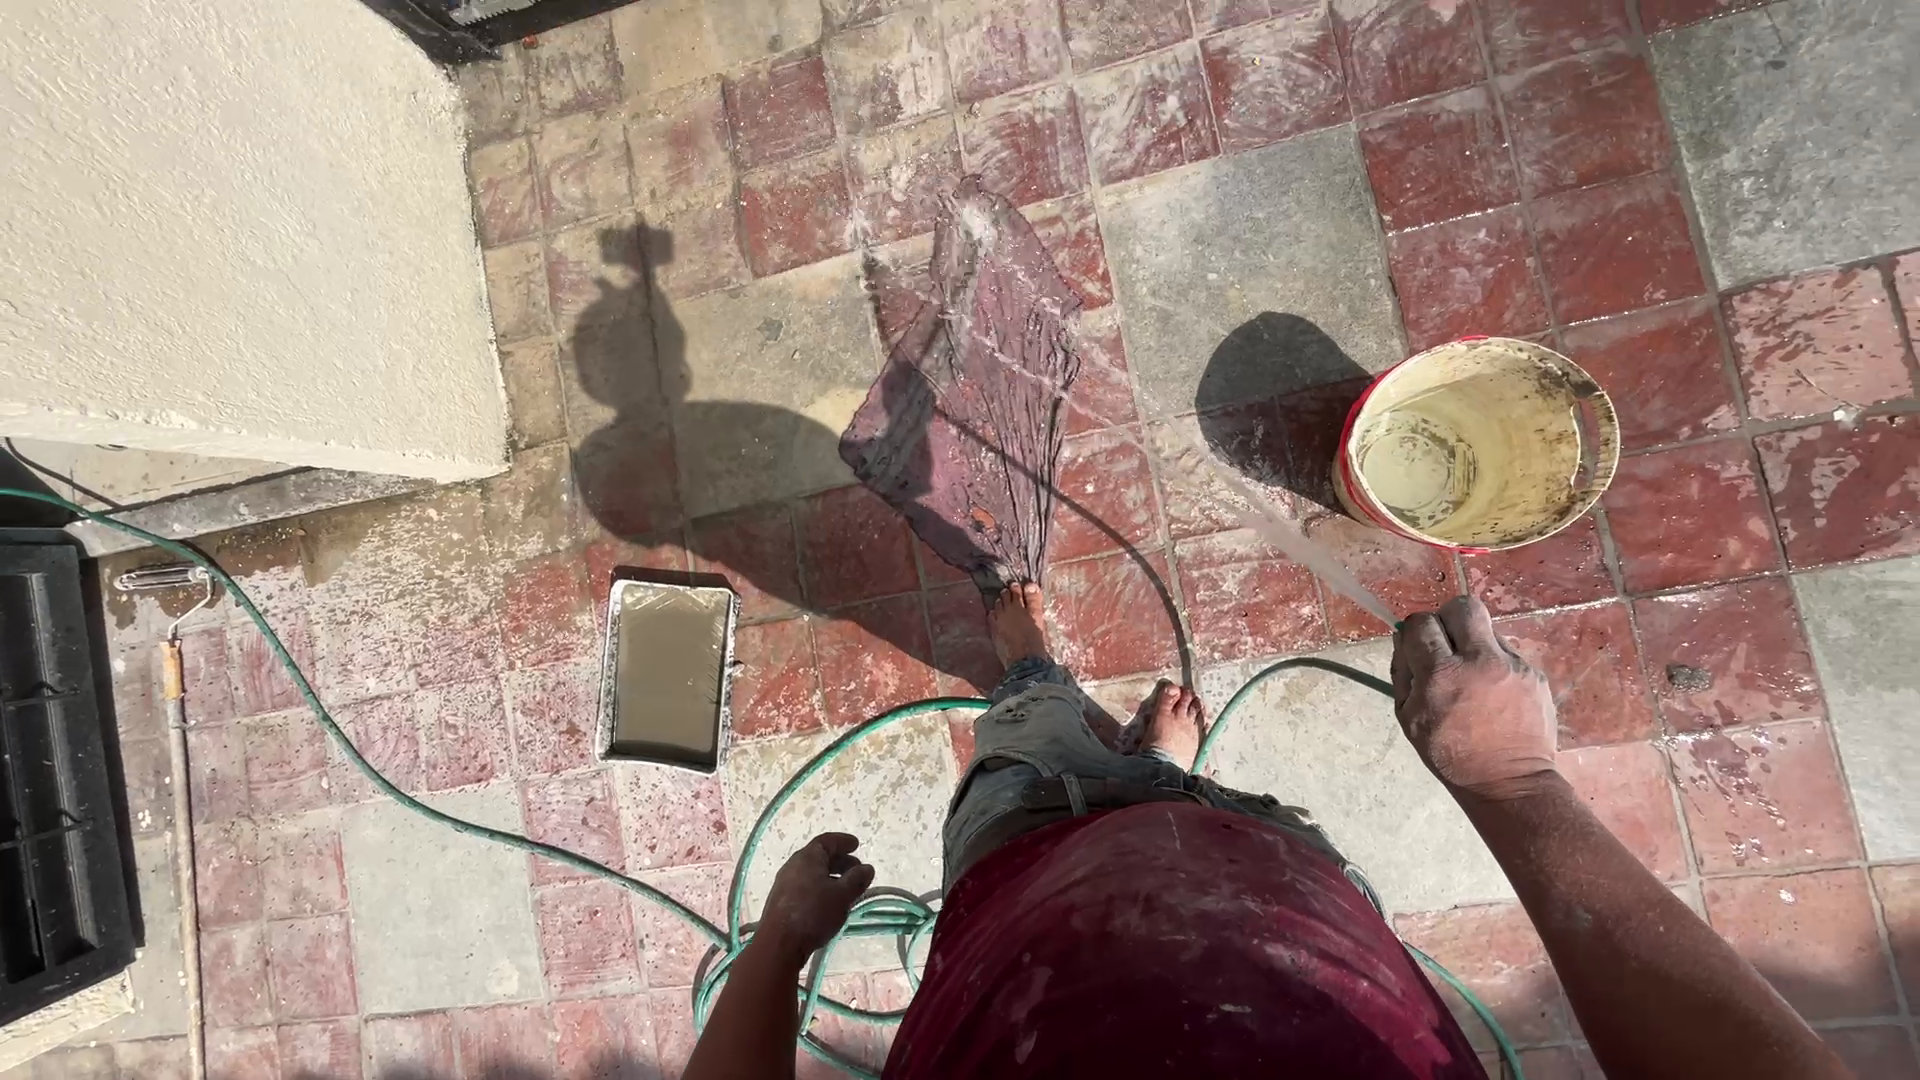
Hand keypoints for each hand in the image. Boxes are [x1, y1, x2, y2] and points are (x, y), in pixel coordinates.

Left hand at [757, 833, 875, 963]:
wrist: (778, 946)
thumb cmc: (813, 913)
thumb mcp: (842, 895)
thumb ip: (857, 880)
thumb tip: (867, 868)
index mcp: (807, 858)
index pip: (827, 841)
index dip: (843, 842)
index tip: (856, 844)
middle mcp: (793, 866)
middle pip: (819, 857)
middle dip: (840, 862)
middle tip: (856, 870)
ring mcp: (784, 885)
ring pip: (812, 874)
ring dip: (831, 878)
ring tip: (846, 890)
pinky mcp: (781, 903)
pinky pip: (805, 887)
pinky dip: (820, 889)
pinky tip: (829, 905)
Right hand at [1391, 595, 1558, 802]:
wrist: (1509, 781)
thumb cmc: (1447, 751)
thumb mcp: (1407, 715)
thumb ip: (1403, 672)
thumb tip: (1404, 639)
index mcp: (1441, 674)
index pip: (1422, 622)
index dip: (1416, 629)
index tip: (1416, 644)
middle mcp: (1479, 661)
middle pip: (1463, 607)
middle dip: (1447, 617)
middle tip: (1445, 642)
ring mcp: (1513, 667)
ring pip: (1487, 629)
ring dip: (1472, 644)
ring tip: (1471, 675)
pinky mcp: (1535, 675)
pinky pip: (1507, 653)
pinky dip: (1493, 664)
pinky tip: (1492, 691)